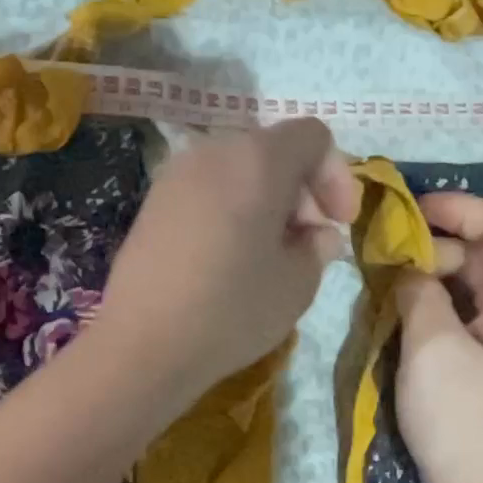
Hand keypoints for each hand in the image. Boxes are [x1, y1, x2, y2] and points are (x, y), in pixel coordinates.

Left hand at [95, 119, 359, 394]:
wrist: (144, 346)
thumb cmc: (231, 313)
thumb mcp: (296, 286)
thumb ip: (317, 249)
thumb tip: (317, 234)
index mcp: (258, 160)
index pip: (313, 137)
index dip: (336, 176)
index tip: (338, 225)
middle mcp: (213, 152)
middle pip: (271, 152)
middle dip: (298, 192)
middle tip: (304, 244)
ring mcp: (174, 177)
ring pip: (235, 173)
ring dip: (261, 203)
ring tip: (265, 256)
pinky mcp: (149, 206)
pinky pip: (203, 195)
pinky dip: (226, 214)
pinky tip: (225, 262)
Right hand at [394, 194, 482, 482]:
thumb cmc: (458, 418)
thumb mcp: (430, 347)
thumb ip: (419, 293)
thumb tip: (409, 270)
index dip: (463, 208)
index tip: (412, 211)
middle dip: (442, 245)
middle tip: (392, 260)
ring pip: (479, 286)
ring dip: (437, 276)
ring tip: (392, 285)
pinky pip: (472, 316)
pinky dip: (441, 305)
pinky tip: (408, 315)